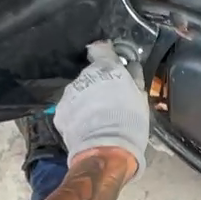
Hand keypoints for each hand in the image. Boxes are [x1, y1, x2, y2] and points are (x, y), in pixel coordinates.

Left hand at [54, 42, 148, 176]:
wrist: (105, 151)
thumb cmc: (129, 123)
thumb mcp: (140, 98)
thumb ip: (134, 79)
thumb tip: (132, 67)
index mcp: (107, 68)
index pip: (101, 48)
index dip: (105, 53)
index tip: (110, 62)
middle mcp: (84, 75)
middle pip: (90, 74)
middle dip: (98, 84)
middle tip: (109, 101)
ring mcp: (70, 93)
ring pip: (79, 91)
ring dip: (87, 100)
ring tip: (98, 118)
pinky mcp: (60, 111)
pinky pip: (70, 109)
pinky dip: (77, 115)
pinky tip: (86, 128)